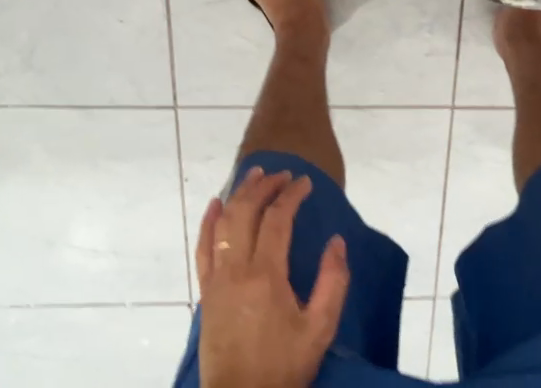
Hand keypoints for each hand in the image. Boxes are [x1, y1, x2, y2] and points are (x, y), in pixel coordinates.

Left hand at [196, 168, 350, 387]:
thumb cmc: (283, 366)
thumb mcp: (320, 329)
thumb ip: (332, 282)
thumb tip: (337, 241)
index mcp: (266, 276)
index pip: (277, 219)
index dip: (292, 195)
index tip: (305, 183)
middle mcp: (236, 270)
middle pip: (246, 212)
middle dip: (264, 186)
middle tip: (283, 174)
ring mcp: (216, 280)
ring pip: (223, 223)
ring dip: (239, 194)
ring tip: (254, 175)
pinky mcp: (206, 292)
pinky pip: (203, 248)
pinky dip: (209, 221)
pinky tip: (215, 204)